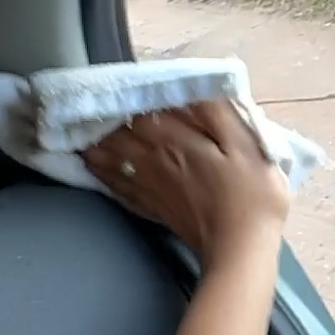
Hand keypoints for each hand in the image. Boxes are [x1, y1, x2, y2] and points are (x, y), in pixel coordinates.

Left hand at [82, 99, 290, 267]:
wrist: (240, 250)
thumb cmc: (251, 195)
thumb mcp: (247, 145)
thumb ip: (218, 113)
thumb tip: (196, 84)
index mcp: (175, 141)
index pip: (139, 111)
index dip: (129, 96)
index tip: (124, 84)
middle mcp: (153, 160)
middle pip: (118, 134)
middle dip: (104, 119)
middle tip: (90, 104)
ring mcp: (149, 187)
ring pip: (111, 160)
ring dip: (95, 144)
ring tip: (84, 131)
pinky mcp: (152, 208)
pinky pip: (117, 187)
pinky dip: (102, 175)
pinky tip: (96, 168)